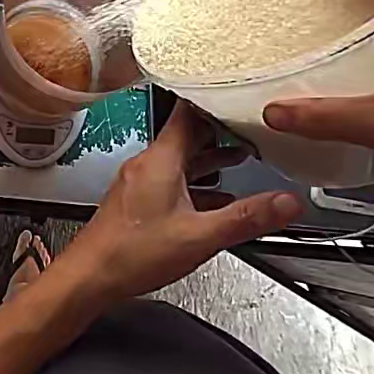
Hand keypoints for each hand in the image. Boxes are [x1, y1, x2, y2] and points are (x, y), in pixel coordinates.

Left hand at [56, 107, 301, 303]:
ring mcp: (139, 182)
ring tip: (237, 158)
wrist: (89, 277)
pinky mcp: (136, 200)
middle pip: (187, 135)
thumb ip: (246, 218)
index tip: (239, 95)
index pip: (188, 112)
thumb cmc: (129, 254)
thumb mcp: (199, 236)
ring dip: (207, 158)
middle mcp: (147, 165)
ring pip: (179, 159)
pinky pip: (170, 180)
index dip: (214, 100)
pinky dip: (193, 183)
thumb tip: (284, 202)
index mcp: (160, 160)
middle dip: (219, 132)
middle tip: (249, 128)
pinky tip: (210, 200)